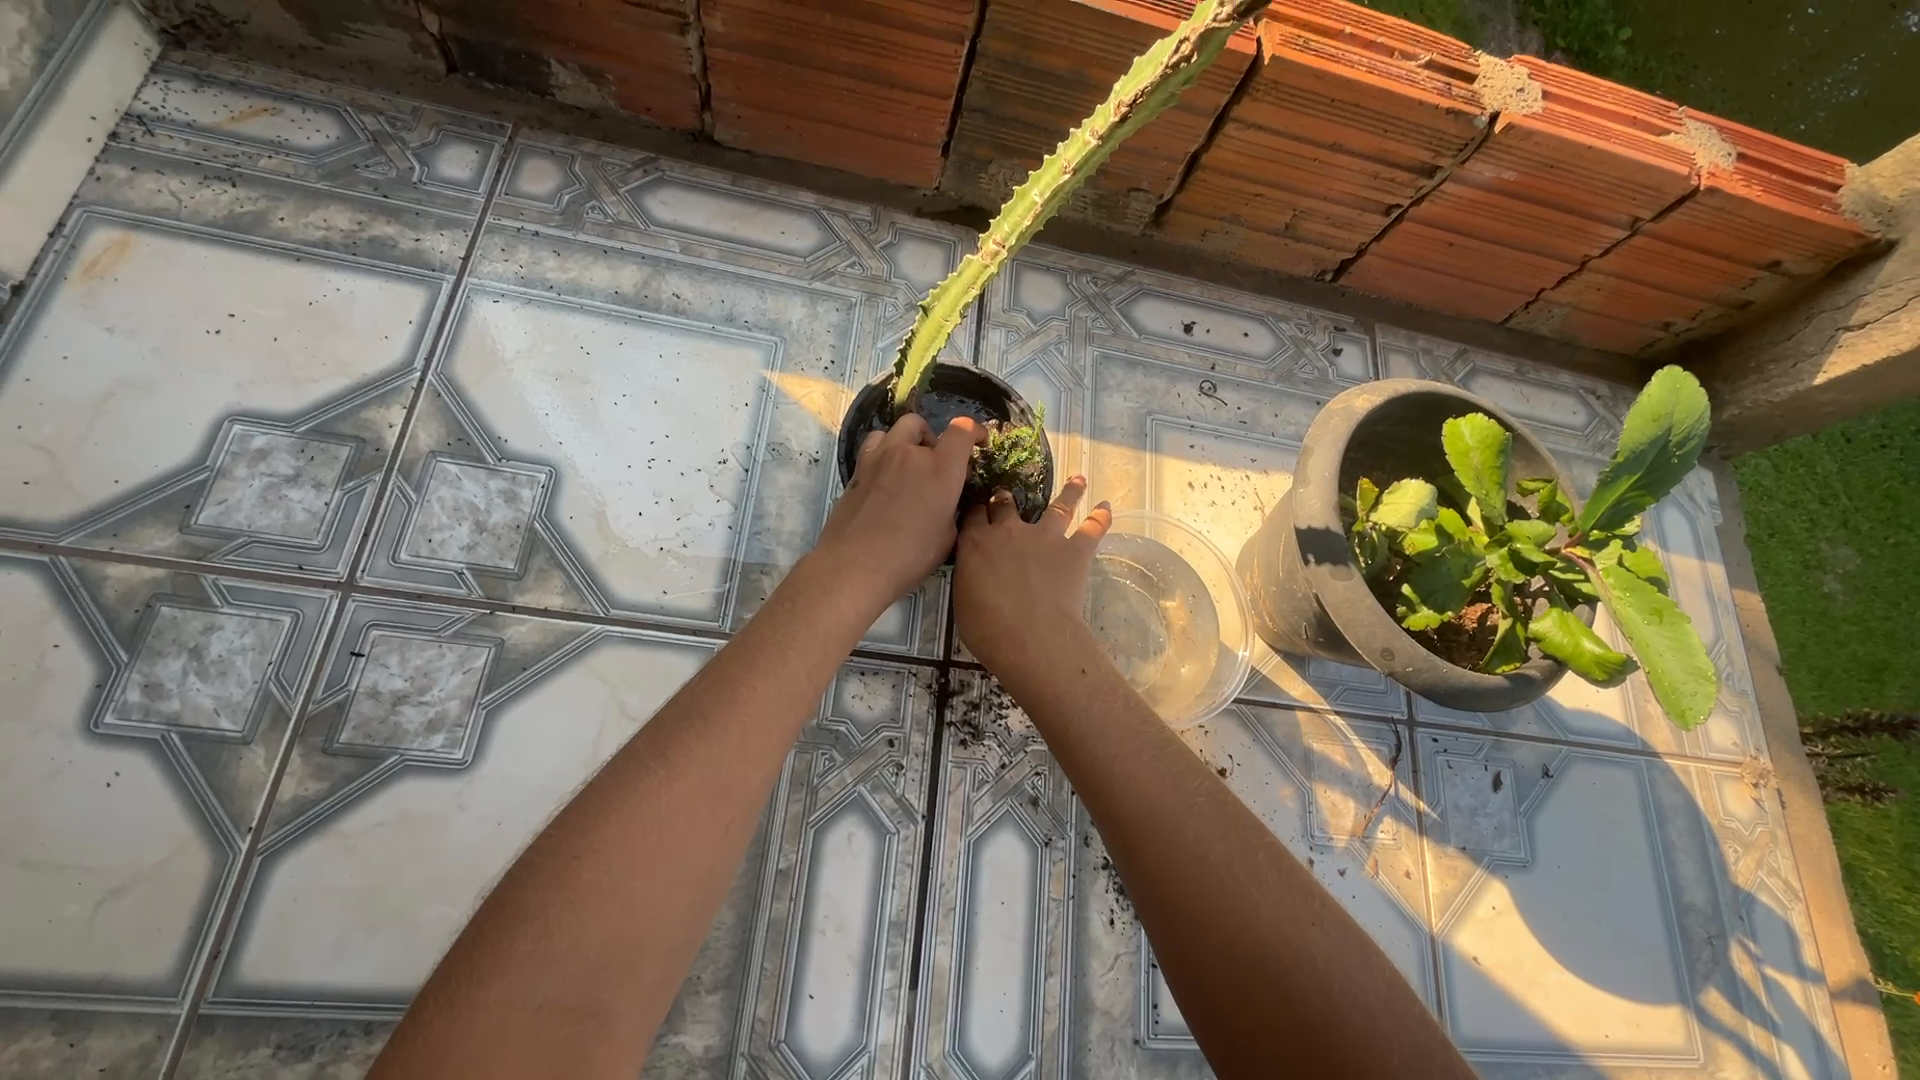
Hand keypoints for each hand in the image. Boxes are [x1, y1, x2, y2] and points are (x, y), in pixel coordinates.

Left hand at [812, 413, 985, 613]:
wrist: (855, 564)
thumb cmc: (909, 557)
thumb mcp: (947, 537)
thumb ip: (952, 509)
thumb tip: (946, 501)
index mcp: (941, 469)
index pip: (962, 431)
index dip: (974, 431)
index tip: (978, 441)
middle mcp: (910, 454)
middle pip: (922, 425)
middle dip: (933, 440)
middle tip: (935, 465)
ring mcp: (879, 457)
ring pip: (895, 431)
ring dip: (906, 442)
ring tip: (908, 466)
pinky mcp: (857, 469)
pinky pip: (874, 445)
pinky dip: (884, 451)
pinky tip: (885, 475)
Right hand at [954, 475, 1111, 677]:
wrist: (1029, 637)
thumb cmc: (986, 627)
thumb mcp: (962, 597)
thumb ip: (969, 575)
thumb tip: (974, 571)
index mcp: (976, 542)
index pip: (974, 514)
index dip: (976, 509)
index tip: (977, 507)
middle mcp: (1009, 531)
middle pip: (1006, 505)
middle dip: (1005, 498)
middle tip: (1006, 495)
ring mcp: (1045, 537)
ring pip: (1057, 507)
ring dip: (1068, 493)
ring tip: (1078, 480)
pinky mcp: (1074, 550)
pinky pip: (1091, 529)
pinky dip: (1100, 518)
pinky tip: (1106, 508)